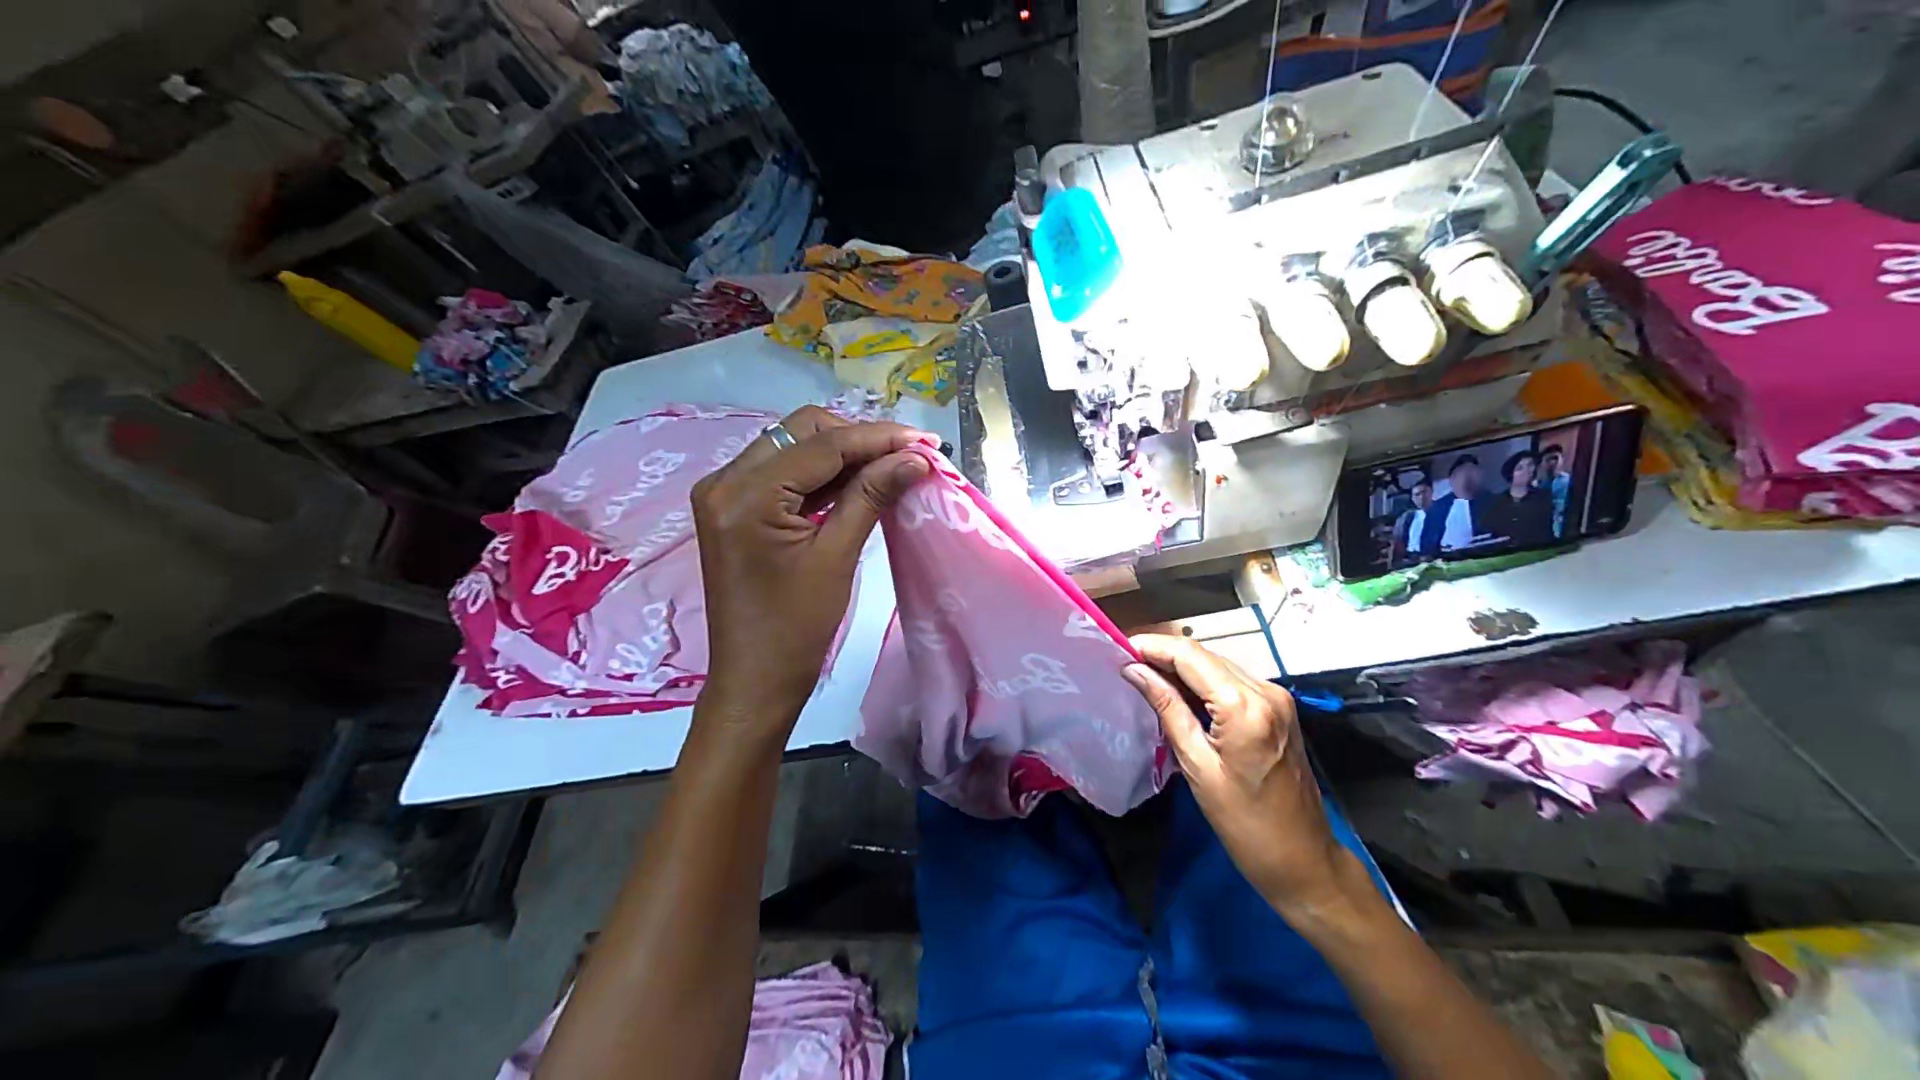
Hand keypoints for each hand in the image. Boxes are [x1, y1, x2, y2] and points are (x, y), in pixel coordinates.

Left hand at [691, 406, 931, 727]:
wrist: (755, 680)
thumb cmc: (795, 629)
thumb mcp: (836, 556)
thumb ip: (872, 495)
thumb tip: (916, 458)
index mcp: (744, 494)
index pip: (821, 446)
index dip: (878, 439)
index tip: (925, 442)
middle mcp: (725, 481)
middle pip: (802, 432)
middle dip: (858, 438)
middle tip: (908, 456)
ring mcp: (725, 492)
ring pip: (793, 447)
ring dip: (843, 454)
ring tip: (893, 467)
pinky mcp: (734, 507)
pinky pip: (783, 472)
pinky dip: (822, 474)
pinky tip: (860, 482)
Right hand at [1124, 634, 1349, 914]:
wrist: (1304, 859)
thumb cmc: (1246, 824)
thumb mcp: (1197, 766)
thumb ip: (1167, 708)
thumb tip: (1135, 671)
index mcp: (1245, 707)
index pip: (1189, 655)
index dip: (1151, 646)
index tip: (1118, 648)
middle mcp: (1266, 692)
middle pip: (1204, 654)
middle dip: (1163, 654)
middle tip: (1125, 663)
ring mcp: (1276, 698)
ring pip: (1217, 664)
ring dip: (1181, 665)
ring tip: (1144, 675)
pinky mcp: (1279, 708)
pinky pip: (1231, 680)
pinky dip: (1202, 680)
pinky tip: (1177, 691)